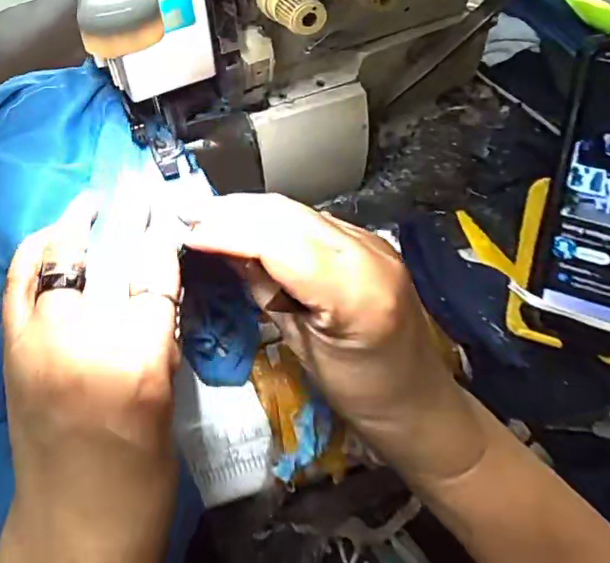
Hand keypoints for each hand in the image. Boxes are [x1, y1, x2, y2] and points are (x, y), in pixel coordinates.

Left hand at [0, 197, 180, 562]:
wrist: (71, 531)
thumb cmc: (138, 473)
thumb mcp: (167, 396)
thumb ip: (159, 327)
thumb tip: (159, 268)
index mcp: (134, 361)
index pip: (154, 274)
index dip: (161, 236)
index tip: (167, 209)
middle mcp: (80, 341)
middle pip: (103, 255)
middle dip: (121, 215)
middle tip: (133, 189)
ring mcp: (35, 342)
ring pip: (53, 258)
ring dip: (73, 225)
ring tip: (91, 203)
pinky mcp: (9, 350)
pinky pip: (17, 281)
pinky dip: (33, 252)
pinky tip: (51, 237)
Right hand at [179, 193, 485, 487]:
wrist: (421, 401)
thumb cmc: (363, 393)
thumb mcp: (303, 348)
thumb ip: (265, 291)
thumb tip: (223, 251)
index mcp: (355, 289)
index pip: (278, 241)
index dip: (228, 231)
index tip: (189, 232)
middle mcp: (367, 251)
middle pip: (286, 213)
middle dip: (233, 211)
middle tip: (190, 218)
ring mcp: (370, 240)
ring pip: (296, 208)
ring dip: (250, 210)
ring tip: (210, 219)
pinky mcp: (367, 238)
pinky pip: (311, 218)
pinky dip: (273, 218)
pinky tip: (249, 225)